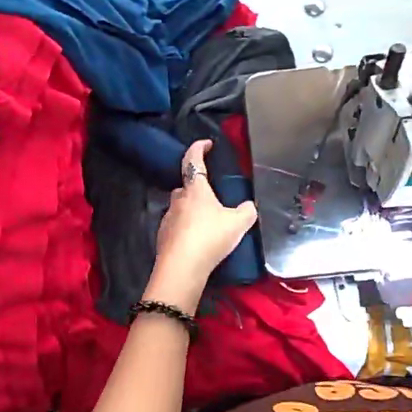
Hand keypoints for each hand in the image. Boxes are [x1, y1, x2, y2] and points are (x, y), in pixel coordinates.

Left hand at [147, 140, 257, 309]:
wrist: (181, 268)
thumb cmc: (209, 237)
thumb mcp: (239, 223)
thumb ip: (246, 211)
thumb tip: (248, 207)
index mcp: (196, 190)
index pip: (193, 160)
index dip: (199, 148)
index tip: (206, 144)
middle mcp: (178, 200)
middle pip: (186, 187)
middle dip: (197, 188)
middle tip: (212, 197)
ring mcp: (168, 219)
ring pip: (180, 208)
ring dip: (191, 211)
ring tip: (207, 223)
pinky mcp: (163, 237)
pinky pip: (176, 227)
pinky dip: (186, 230)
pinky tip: (196, 241)